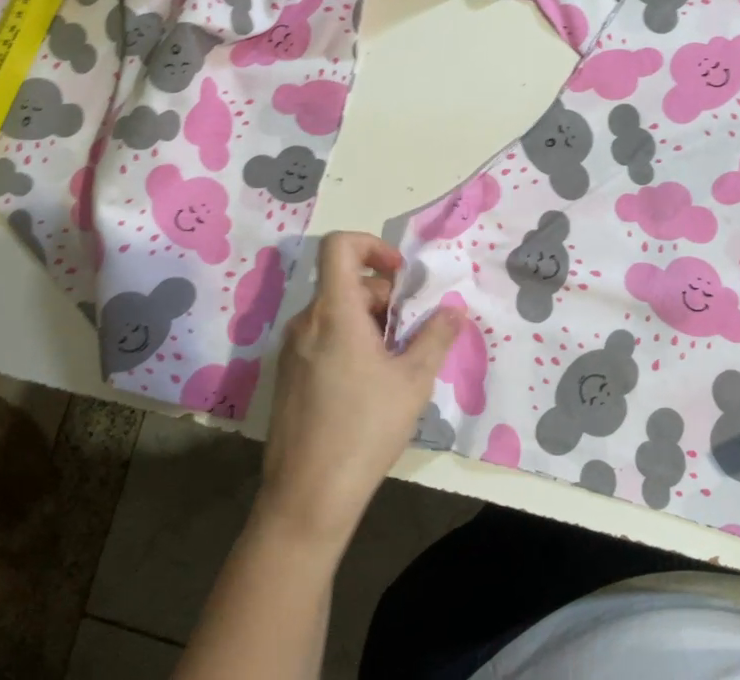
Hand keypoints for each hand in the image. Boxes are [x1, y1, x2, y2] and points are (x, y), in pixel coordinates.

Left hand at [257, 232, 459, 548]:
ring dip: (368, 324)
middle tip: (410, 335)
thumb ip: (435, 337)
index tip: (400, 276)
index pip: (340, 246)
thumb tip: (453, 310)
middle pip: (344, 284)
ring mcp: (290, 351)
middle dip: (382, 298)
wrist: (308, 494)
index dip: (372, 245)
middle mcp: (305, 323)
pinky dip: (348, 344)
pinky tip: (367, 387)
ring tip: (394, 366)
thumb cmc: (366, 429)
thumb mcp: (413, 381)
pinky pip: (320, 340)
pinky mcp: (287, 377)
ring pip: (334, 314)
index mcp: (333, 313)